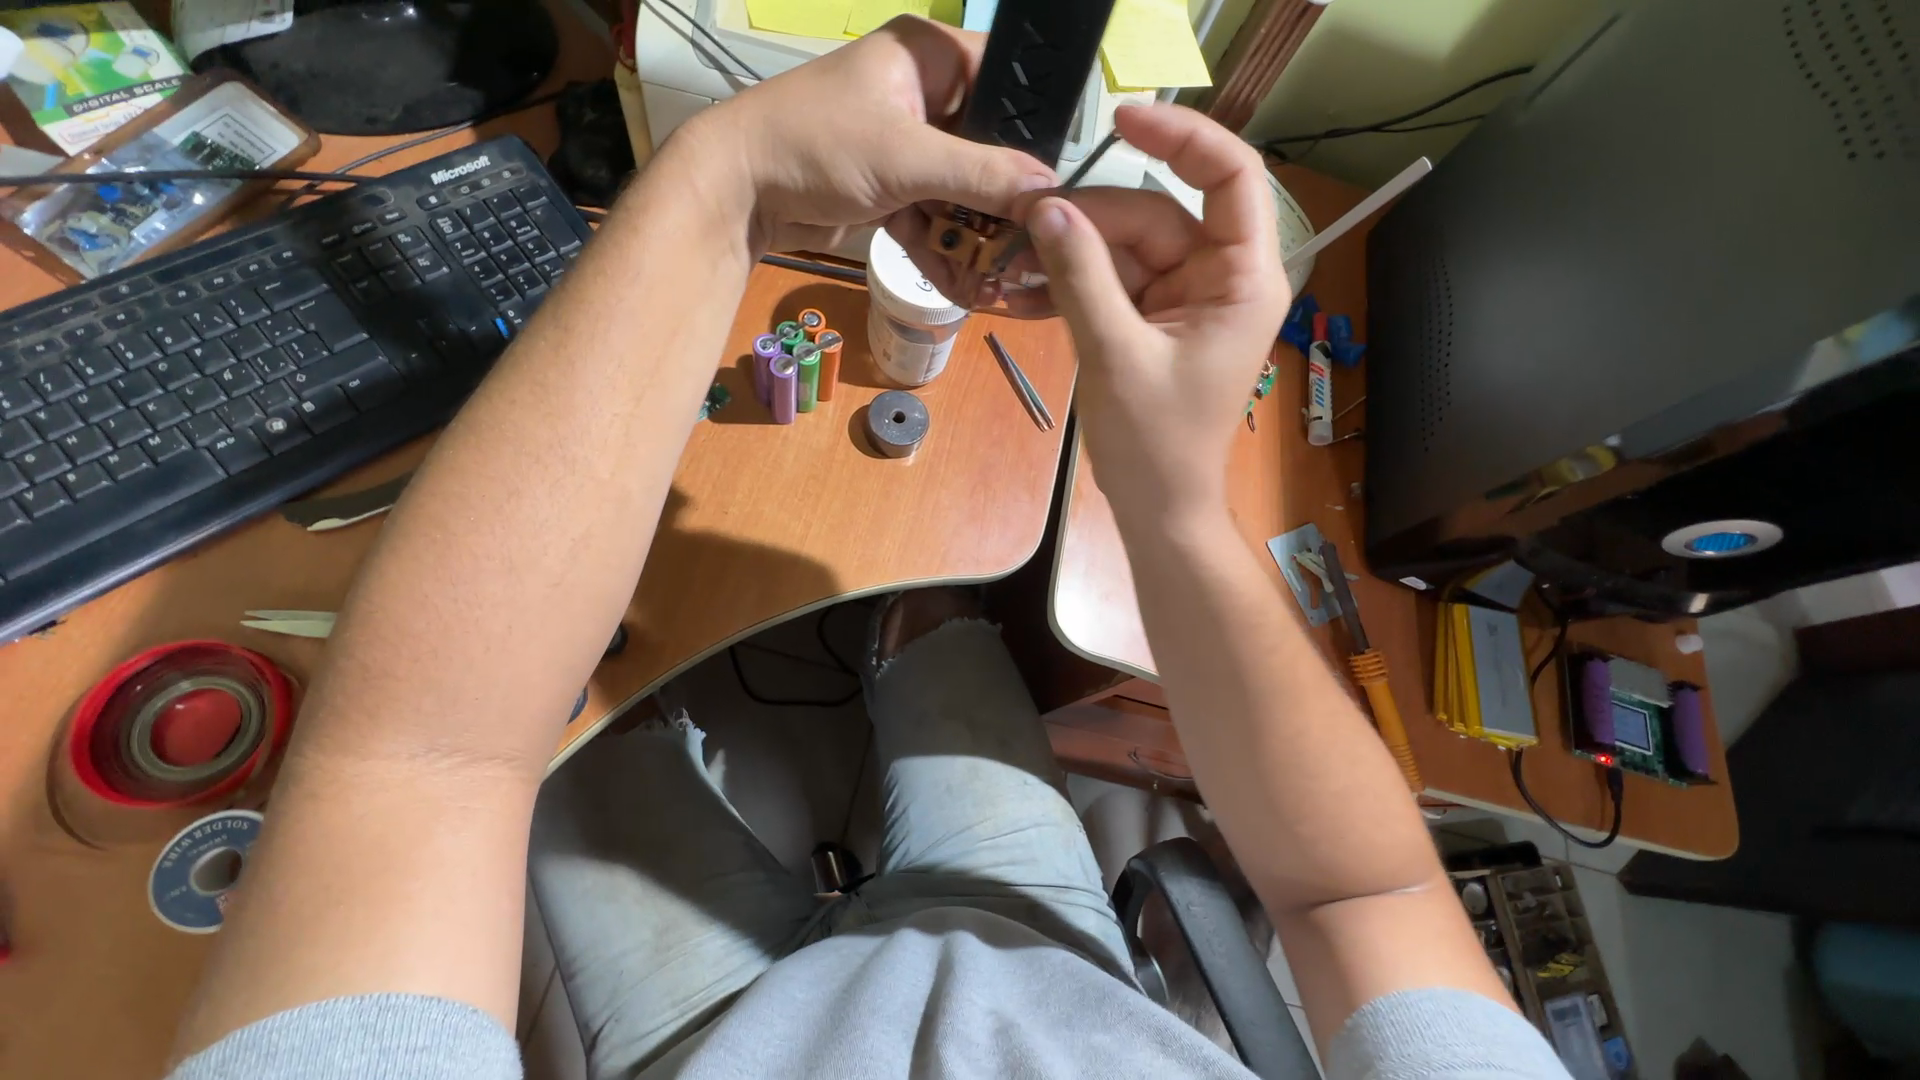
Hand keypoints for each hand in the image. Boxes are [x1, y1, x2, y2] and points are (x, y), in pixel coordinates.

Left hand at [682, 17, 1053, 259]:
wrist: (741, 192)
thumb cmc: (820, 146)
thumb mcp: (908, 157)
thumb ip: (981, 175)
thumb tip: (1048, 191)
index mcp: (928, 58)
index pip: (1004, 82)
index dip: (1032, 127)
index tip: (1057, 179)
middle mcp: (922, 98)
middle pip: (985, 148)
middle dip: (1003, 200)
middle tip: (1033, 241)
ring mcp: (905, 149)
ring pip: (959, 192)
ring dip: (975, 237)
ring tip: (1003, 278)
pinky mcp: (890, 191)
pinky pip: (930, 219)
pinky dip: (942, 251)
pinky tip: (965, 288)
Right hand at [1011, 105, 1289, 530]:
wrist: (1157, 506)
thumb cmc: (1155, 444)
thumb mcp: (1114, 355)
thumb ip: (1082, 277)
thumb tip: (1046, 210)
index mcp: (1240, 279)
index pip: (1230, 176)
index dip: (1181, 136)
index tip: (1118, 120)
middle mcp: (1217, 277)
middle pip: (1154, 213)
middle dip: (1089, 221)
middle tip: (1022, 232)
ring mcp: (1183, 298)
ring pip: (1123, 246)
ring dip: (1070, 253)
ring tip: (1012, 265)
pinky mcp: (1152, 319)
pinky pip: (1111, 280)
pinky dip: (1073, 282)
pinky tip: (1026, 287)